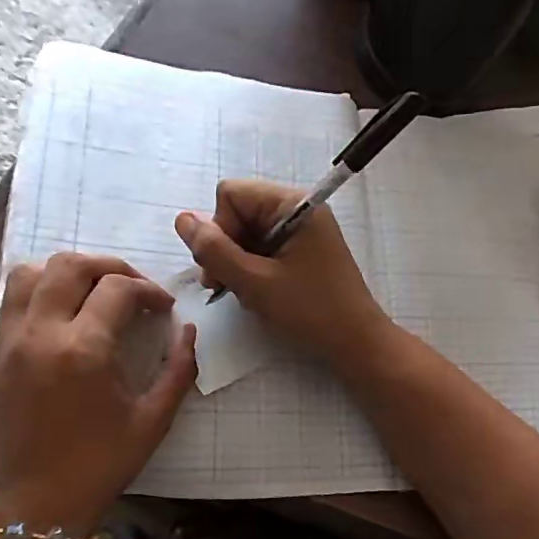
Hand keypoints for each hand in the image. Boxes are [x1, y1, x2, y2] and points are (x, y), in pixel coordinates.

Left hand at [0, 253, 197, 533]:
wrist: (38, 504)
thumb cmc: (101, 465)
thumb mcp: (153, 420)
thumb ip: (178, 370)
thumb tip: (187, 332)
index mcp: (84, 349)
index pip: (118, 289)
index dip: (148, 290)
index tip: (164, 308)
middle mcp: (41, 333)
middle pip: (71, 265)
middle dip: (110, 267)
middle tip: (134, 289)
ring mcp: (11, 341)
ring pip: (31, 273)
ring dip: (68, 271)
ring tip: (94, 292)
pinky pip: (12, 300)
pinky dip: (40, 289)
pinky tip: (64, 313)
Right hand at [174, 178, 390, 363]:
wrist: (356, 343)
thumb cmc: (311, 311)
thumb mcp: (255, 282)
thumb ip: (214, 251)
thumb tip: (182, 219)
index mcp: (293, 204)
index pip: (231, 195)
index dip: (219, 229)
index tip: (225, 266)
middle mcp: (296, 209)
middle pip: (237, 213)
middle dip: (225, 250)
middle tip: (225, 286)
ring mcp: (300, 231)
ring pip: (245, 235)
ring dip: (237, 265)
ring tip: (248, 295)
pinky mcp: (300, 251)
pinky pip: (261, 250)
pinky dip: (252, 272)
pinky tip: (259, 295)